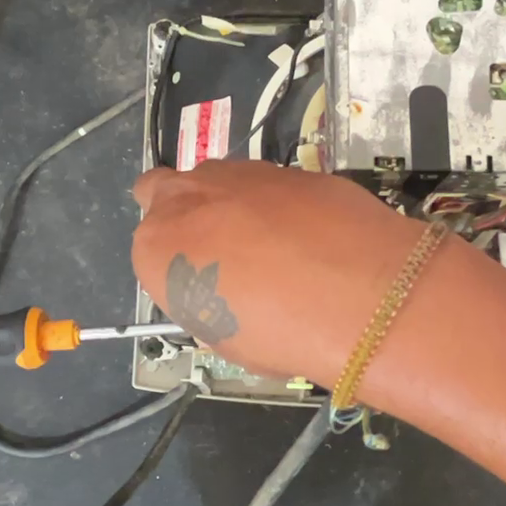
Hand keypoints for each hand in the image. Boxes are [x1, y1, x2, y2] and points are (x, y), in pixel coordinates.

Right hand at [130, 160, 427, 387]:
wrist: (356, 290)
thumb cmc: (275, 332)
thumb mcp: (222, 337)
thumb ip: (206, 299)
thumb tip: (224, 294)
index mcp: (156, 246)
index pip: (148, 248)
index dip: (175, 268)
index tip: (203, 289)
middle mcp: (187, 197)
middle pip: (163, 191)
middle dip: (183, 214)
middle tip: (221, 253)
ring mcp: (240, 173)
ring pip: (218, 181)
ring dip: (232, 205)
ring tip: (276, 248)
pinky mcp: (290, 167)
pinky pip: (270, 184)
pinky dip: (280, 204)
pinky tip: (312, 236)